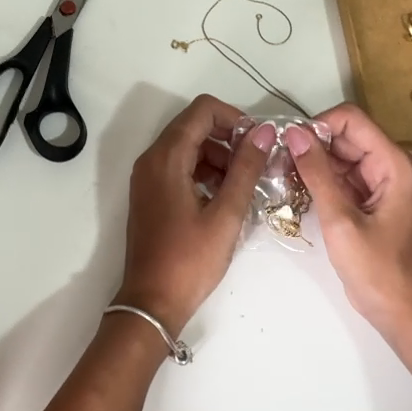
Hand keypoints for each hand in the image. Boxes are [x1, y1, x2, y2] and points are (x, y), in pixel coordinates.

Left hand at [114, 95, 265, 330]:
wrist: (151, 301)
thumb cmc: (190, 259)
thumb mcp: (226, 214)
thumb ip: (246, 168)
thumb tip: (265, 132)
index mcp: (166, 157)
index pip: (202, 110)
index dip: (234, 117)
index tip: (258, 141)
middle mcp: (151, 158)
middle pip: (193, 125)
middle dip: (228, 136)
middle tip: (257, 163)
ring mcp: (146, 175)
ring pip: (187, 146)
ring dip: (217, 155)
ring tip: (245, 183)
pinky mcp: (149, 192)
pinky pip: (178, 165)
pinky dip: (202, 170)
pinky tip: (224, 196)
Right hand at [284, 104, 411, 331]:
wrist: (405, 313)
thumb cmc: (379, 270)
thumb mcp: (341, 220)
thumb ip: (317, 174)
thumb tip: (295, 134)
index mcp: (393, 165)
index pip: (351, 120)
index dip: (318, 126)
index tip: (291, 147)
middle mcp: (390, 166)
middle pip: (343, 136)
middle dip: (311, 145)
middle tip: (278, 165)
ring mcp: (380, 184)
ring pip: (339, 155)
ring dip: (311, 162)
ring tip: (282, 179)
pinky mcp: (369, 200)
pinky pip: (341, 176)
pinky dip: (319, 179)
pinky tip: (296, 191)